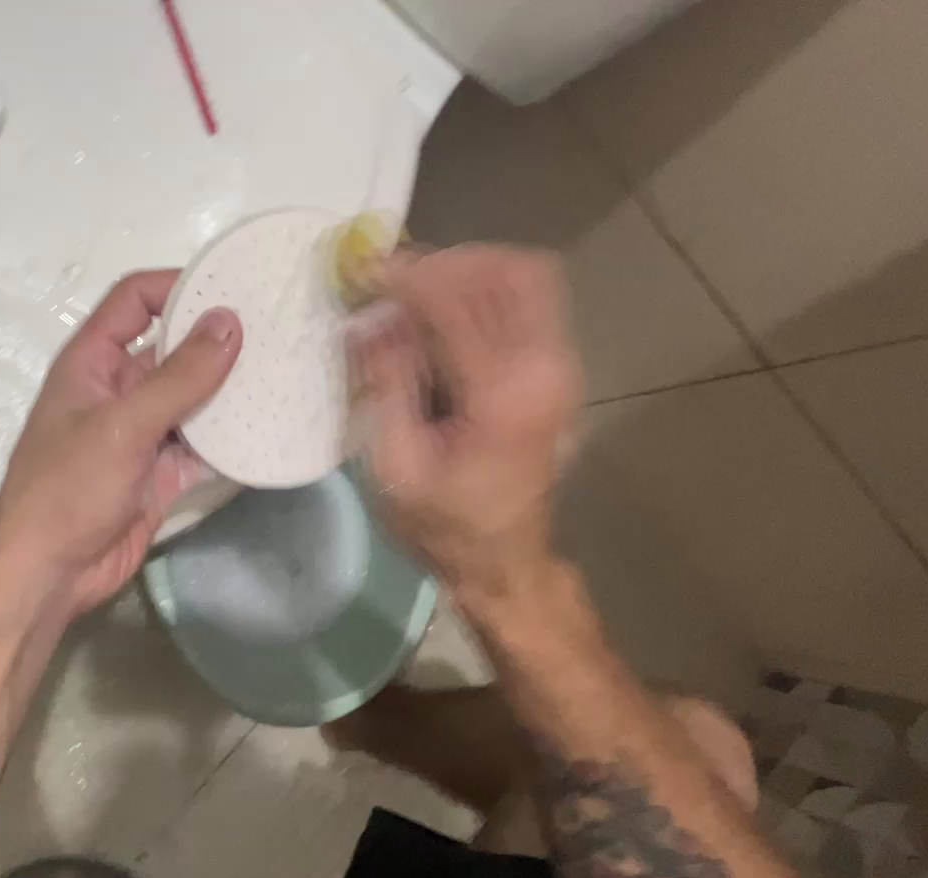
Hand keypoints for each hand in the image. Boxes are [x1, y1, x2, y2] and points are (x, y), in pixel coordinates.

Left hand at [0, 269, 241, 620]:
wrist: (49, 573)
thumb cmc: (69, 490)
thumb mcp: (123, 426)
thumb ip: (178, 377)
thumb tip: (228, 322)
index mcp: (92, 363)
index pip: (133, 301)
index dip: (176, 285)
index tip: (231, 287)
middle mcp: (117, 391)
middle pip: (170, 349)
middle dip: (215, 340)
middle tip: (274, 330)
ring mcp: (140, 434)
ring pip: (190, 400)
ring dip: (227, 392)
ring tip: (281, 374)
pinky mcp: (158, 474)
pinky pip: (199, 446)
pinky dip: (227, 441)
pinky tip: (265, 431)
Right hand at [349, 246, 581, 604]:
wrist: (503, 563)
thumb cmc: (442, 526)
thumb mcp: (395, 466)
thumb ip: (385, 384)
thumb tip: (370, 319)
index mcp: (503, 396)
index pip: (457, 304)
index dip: (407, 278)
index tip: (364, 270)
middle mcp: (547, 369)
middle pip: (509, 271)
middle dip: (446, 264)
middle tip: (394, 281)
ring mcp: (562, 367)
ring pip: (526, 278)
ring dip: (469, 272)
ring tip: (416, 292)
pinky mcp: (559, 371)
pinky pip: (530, 302)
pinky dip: (486, 291)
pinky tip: (446, 313)